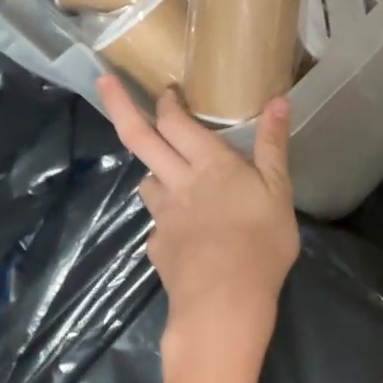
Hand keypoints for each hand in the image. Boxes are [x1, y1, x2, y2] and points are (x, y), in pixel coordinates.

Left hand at [97, 76, 299, 357]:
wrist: (224, 301)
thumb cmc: (260, 241)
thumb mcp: (279, 191)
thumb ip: (273, 146)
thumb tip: (277, 100)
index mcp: (209, 163)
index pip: (177, 121)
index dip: (167, 101)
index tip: (165, 87)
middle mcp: (178, 182)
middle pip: (140, 138)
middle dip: (120, 106)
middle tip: (104, 80)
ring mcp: (163, 215)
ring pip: (146, 180)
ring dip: (151, 166)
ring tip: (166, 169)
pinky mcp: (159, 245)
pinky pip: (158, 220)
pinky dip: (166, 214)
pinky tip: (184, 226)